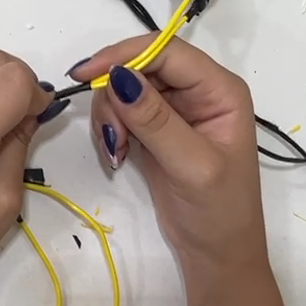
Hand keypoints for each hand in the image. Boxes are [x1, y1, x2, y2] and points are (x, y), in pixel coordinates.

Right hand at [70, 38, 266, 276]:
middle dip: (115, 94)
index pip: (166, 52)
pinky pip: (121, 110)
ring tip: (118, 151)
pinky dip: (111, 128)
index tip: (85, 75)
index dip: (124, 56)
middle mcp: (198, 91)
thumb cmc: (219, 212)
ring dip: (111, 115)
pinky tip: (119, 154)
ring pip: (125, 87)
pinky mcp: (154, 127)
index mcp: (220, 90)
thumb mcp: (192, 166)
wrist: (216, 254)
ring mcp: (174, 109)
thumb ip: (155, 120)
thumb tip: (118, 78)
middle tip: (112, 136)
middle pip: (140, 66)